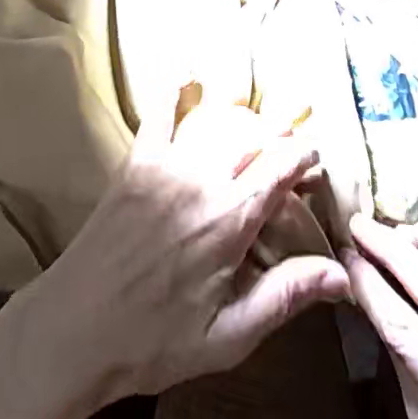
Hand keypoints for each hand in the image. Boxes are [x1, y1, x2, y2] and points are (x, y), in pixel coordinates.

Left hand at [0, 89, 350, 418]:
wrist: (76, 325)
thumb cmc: (155, 341)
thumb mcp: (229, 336)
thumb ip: (285, 297)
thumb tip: (341, 274)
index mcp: (228, 221)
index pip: (278, 171)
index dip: (302, 157)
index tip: (316, 154)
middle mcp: (198, 181)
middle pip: (249, 140)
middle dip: (276, 136)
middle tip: (291, 140)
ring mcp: (162, 167)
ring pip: (211, 125)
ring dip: (238, 117)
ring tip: (255, 115)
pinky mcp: (134, 165)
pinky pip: (157, 119)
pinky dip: (172, 94)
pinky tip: (185, 77)